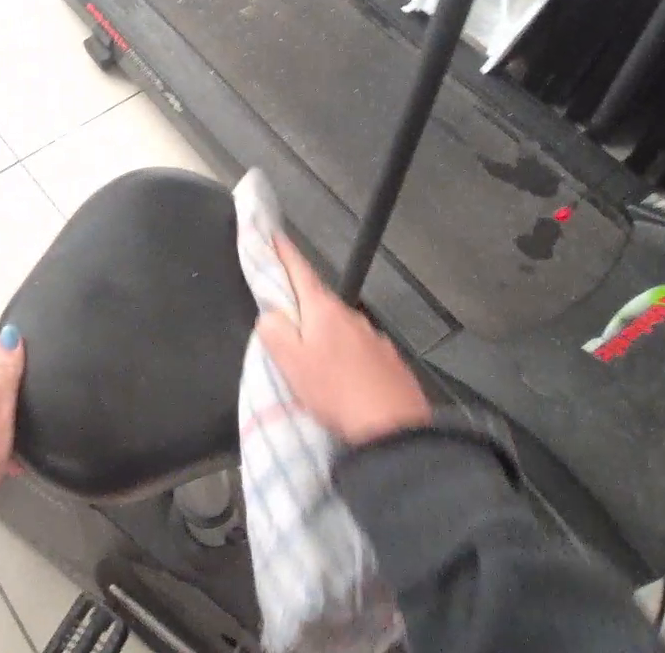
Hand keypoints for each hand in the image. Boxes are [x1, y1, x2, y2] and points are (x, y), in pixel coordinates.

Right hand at [257, 236, 431, 444]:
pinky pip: (361, 352)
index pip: (300, 271)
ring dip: (328, 337)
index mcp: (324, 311)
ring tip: (318, 365)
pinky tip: (346, 381)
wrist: (393, 430)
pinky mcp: (391, 363)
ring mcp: (375, 338)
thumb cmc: (334, 391)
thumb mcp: (290, 363)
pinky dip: (349, 359)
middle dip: (304, 309)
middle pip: (320, 303)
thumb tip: (272, 313)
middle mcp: (352, 316)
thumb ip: (274, 331)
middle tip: (288, 325)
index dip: (285, 253)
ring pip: (342, 330)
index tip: (275, 234)